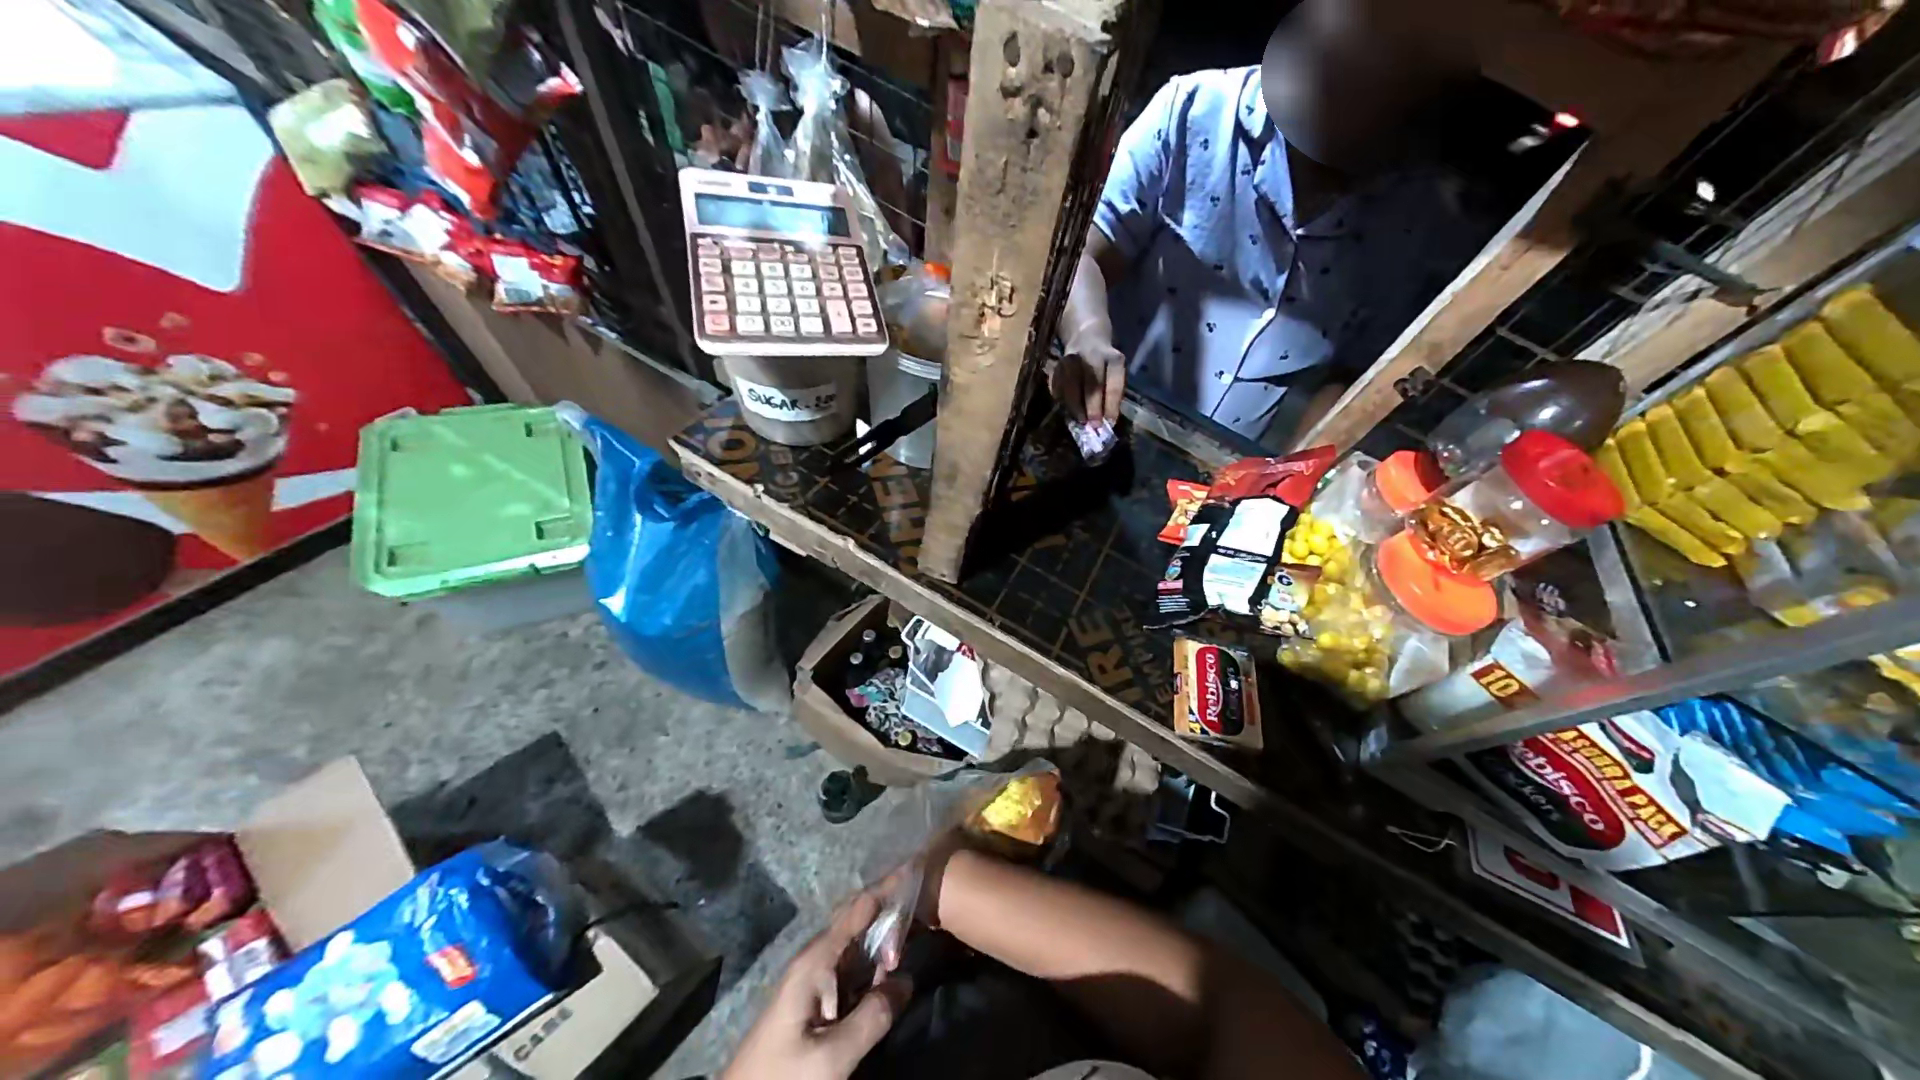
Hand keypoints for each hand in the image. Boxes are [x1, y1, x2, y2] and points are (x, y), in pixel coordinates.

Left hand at [720, 890, 912, 1079]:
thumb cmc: (782, 1077)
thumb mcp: (831, 1057)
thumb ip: (872, 1017)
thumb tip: (907, 979)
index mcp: (815, 961)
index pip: (858, 908)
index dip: (887, 887)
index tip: (916, 865)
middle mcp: (815, 960)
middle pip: (858, 920)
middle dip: (889, 911)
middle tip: (924, 905)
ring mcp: (815, 979)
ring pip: (857, 945)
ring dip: (884, 938)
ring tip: (914, 928)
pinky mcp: (817, 1000)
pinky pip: (852, 969)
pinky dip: (875, 962)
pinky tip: (892, 966)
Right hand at [1050, 344, 1126, 422]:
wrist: (1086, 336)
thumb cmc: (1104, 363)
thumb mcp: (1114, 372)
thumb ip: (1111, 393)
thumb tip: (1106, 420)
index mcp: (1114, 359)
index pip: (1113, 385)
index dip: (1111, 406)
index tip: (1109, 423)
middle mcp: (1094, 356)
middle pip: (1093, 384)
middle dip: (1093, 407)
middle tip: (1093, 424)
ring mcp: (1074, 358)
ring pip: (1072, 384)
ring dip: (1076, 405)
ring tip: (1079, 419)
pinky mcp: (1058, 363)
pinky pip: (1058, 383)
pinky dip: (1062, 397)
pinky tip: (1066, 407)